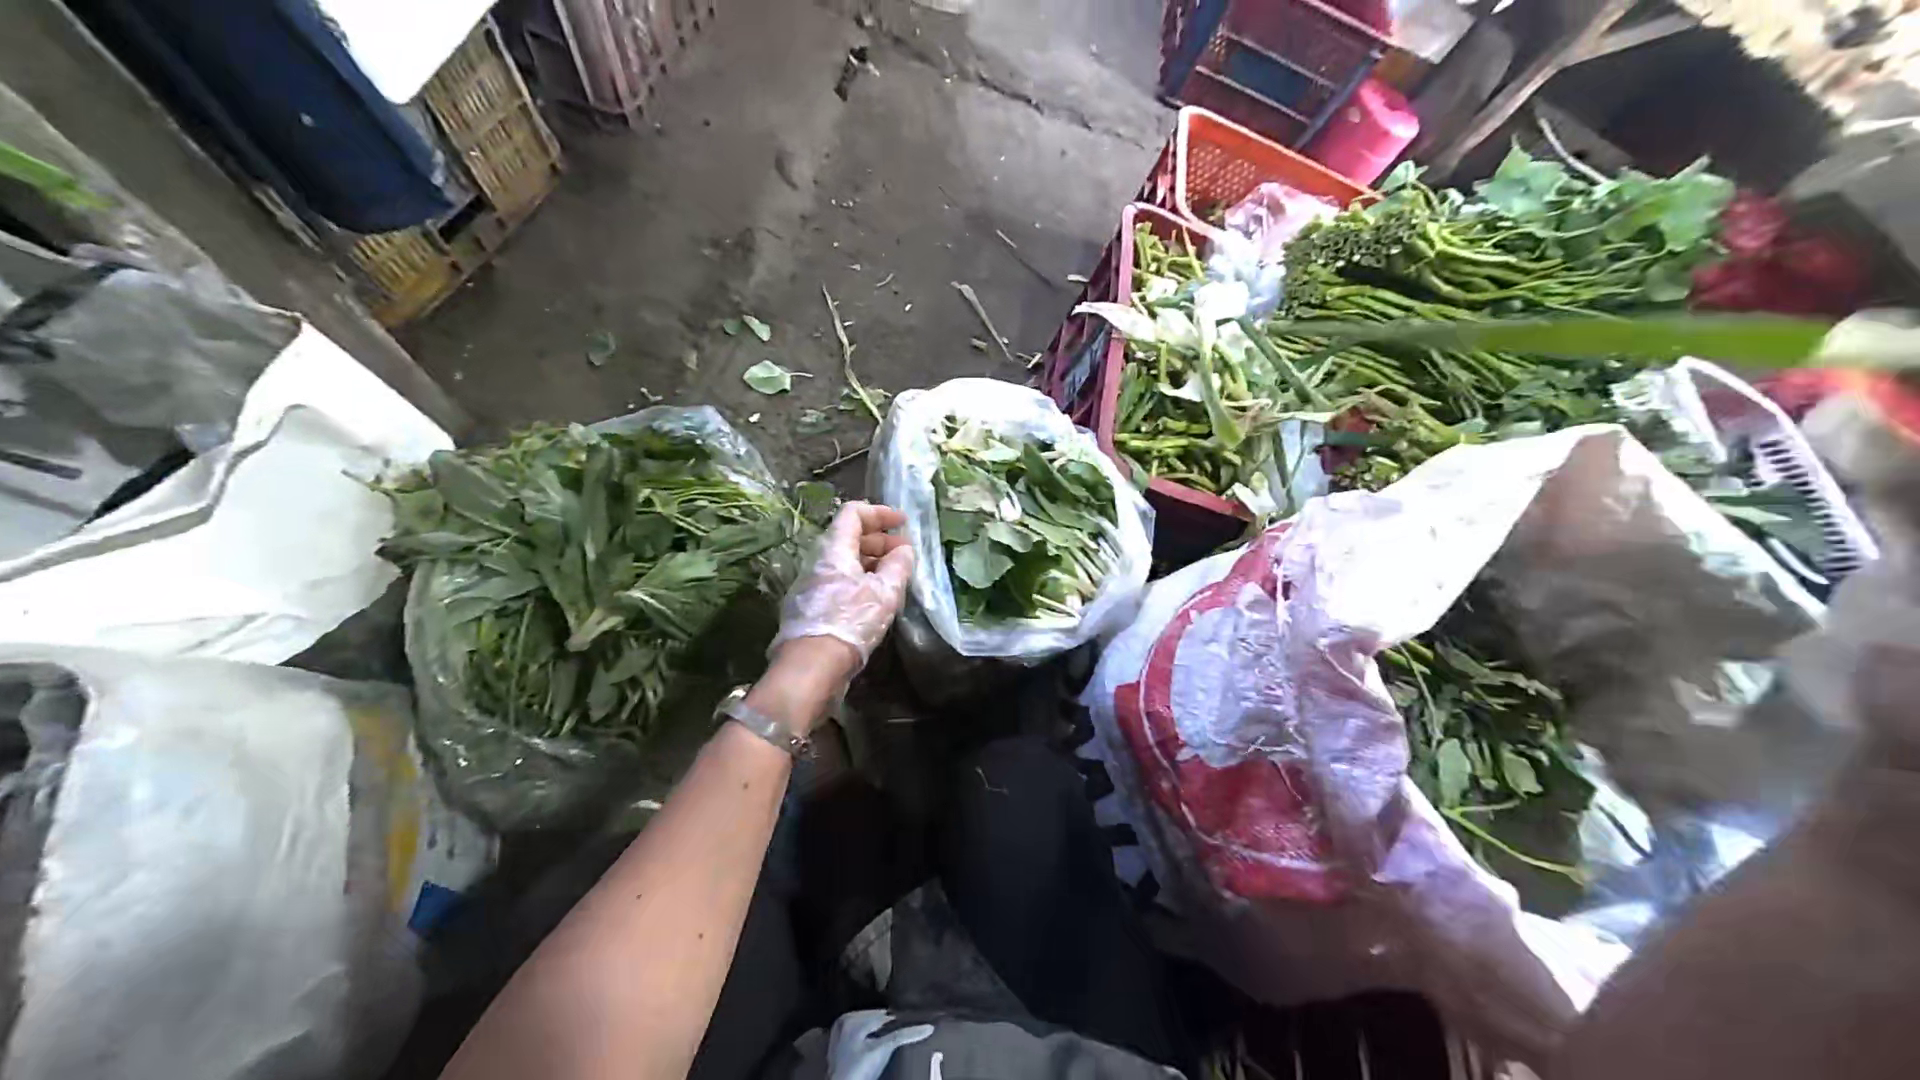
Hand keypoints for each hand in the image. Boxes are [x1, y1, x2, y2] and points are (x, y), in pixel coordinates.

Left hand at [769, 501, 913, 676]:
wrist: (812, 666)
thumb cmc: (850, 622)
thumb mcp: (884, 593)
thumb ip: (897, 567)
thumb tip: (904, 550)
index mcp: (833, 549)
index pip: (853, 513)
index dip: (879, 513)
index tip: (902, 522)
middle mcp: (818, 561)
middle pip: (848, 537)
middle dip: (879, 540)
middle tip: (904, 552)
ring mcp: (811, 584)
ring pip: (844, 561)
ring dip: (871, 562)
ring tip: (894, 575)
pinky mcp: (812, 606)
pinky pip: (839, 581)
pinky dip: (860, 580)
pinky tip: (876, 597)